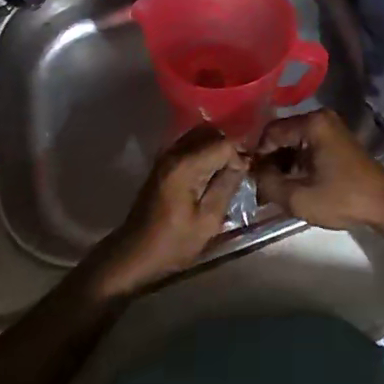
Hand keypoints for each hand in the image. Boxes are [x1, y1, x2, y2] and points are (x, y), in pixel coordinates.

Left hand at [85, 125, 248, 297]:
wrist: (137, 250)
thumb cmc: (174, 242)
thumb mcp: (208, 221)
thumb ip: (226, 186)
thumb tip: (242, 162)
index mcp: (184, 165)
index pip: (221, 143)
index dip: (238, 156)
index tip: (246, 175)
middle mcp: (172, 151)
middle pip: (208, 133)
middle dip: (227, 148)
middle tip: (240, 172)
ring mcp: (164, 154)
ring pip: (198, 136)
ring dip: (215, 149)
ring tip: (228, 174)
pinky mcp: (162, 162)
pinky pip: (188, 146)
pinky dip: (203, 153)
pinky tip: (211, 175)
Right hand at [252, 110, 383, 233]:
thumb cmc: (344, 199)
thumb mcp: (298, 198)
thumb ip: (267, 183)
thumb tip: (251, 173)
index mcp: (311, 123)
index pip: (269, 133)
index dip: (257, 155)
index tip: (250, 176)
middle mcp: (319, 117)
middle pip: (280, 135)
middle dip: (270, 160)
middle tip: (261, 183)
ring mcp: (330, 128)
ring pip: (292, 142)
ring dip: (282, 163)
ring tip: (275, 186)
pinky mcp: (336, 140)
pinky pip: (305, 146)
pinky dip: (296, 162)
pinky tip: (293, 182)